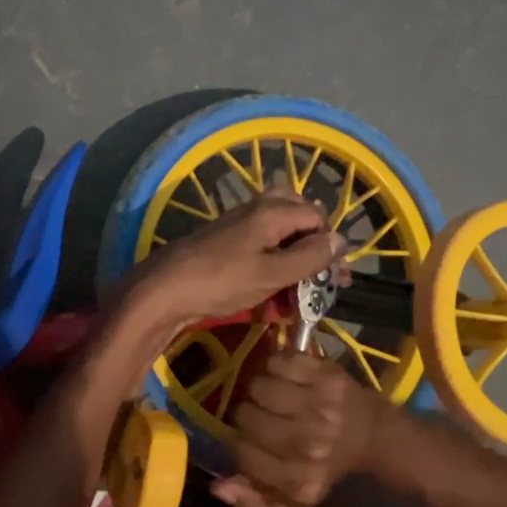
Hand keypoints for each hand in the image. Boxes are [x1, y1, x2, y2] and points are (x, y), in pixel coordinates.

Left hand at [122, 188, 345, 328]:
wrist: (164, 290)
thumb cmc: (222, 280)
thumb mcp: (273, 273)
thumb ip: (310, 257)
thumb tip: (341, 240)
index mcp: (272, 211)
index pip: (316, 216)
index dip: (331, 245)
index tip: (337, 278)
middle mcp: (257, 211)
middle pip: (298, 218)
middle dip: (314, 248)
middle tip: (323, 279)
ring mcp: (239, 227)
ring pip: (279, 236)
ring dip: (294, 262)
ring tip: (301, 294)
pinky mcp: (226, 245)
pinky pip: (260, 250)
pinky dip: (273, 268)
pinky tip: (275, 296)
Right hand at [211, 352, 388, 506]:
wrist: (373, 434)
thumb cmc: (325, 468)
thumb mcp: (294, 505)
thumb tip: (220, 488)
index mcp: (300, 480)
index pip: (243, 455)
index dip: (240, 446)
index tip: (250, 443)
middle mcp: (309, 443)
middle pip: (246, 418)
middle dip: (247, 416)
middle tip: (260, 416)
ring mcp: (319, 405)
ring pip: (258, 387)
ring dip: (258, 389)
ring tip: (270, 396)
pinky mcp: (326, 374)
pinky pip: (278, 362)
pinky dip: (275, 365)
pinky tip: (284, 377)